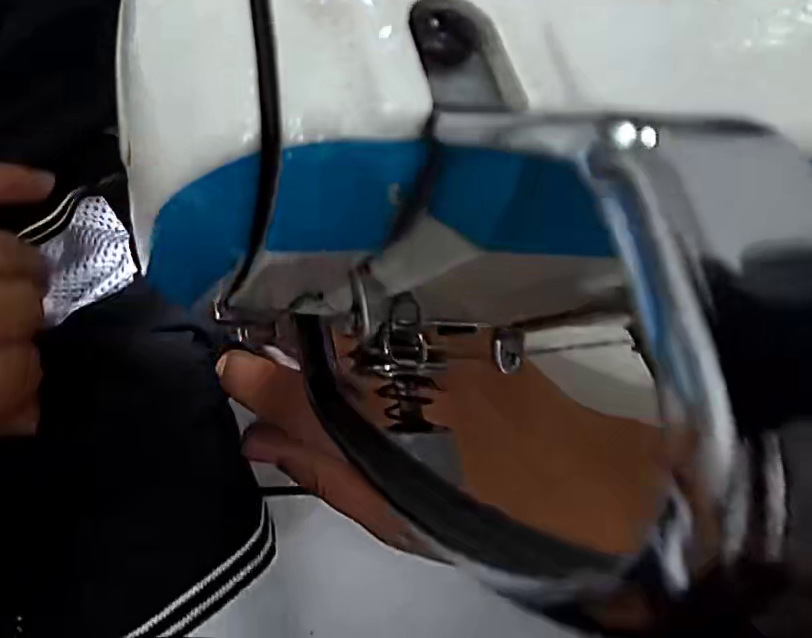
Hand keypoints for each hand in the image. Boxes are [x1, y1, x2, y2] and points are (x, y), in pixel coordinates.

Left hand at [0, 165, 54, 634]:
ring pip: (4, 250)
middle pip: (20, 305)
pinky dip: (7, 182)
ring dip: (18, 272)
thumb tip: (30, 404)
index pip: (22, 377)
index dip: (22, 383)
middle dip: (22, 325)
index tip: (4, 384)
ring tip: (5, 281)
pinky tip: (42, 184)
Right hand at [219, 343, 661, 557]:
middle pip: (293, 330)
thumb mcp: (384, 508)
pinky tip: (358, 311)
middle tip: (256, 334)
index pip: (264, 382)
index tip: (230, 365)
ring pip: (332, 308)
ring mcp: (403, 331)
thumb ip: (313, 466)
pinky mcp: (437, 311)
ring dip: (306, 312)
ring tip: (301, 321)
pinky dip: (355, 305)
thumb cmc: (475, 512)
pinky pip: (377, 299)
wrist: (581, 486)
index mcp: (345, 416)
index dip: (239, 372)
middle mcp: (367, 363)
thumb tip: (255, 438)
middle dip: (266, 329)